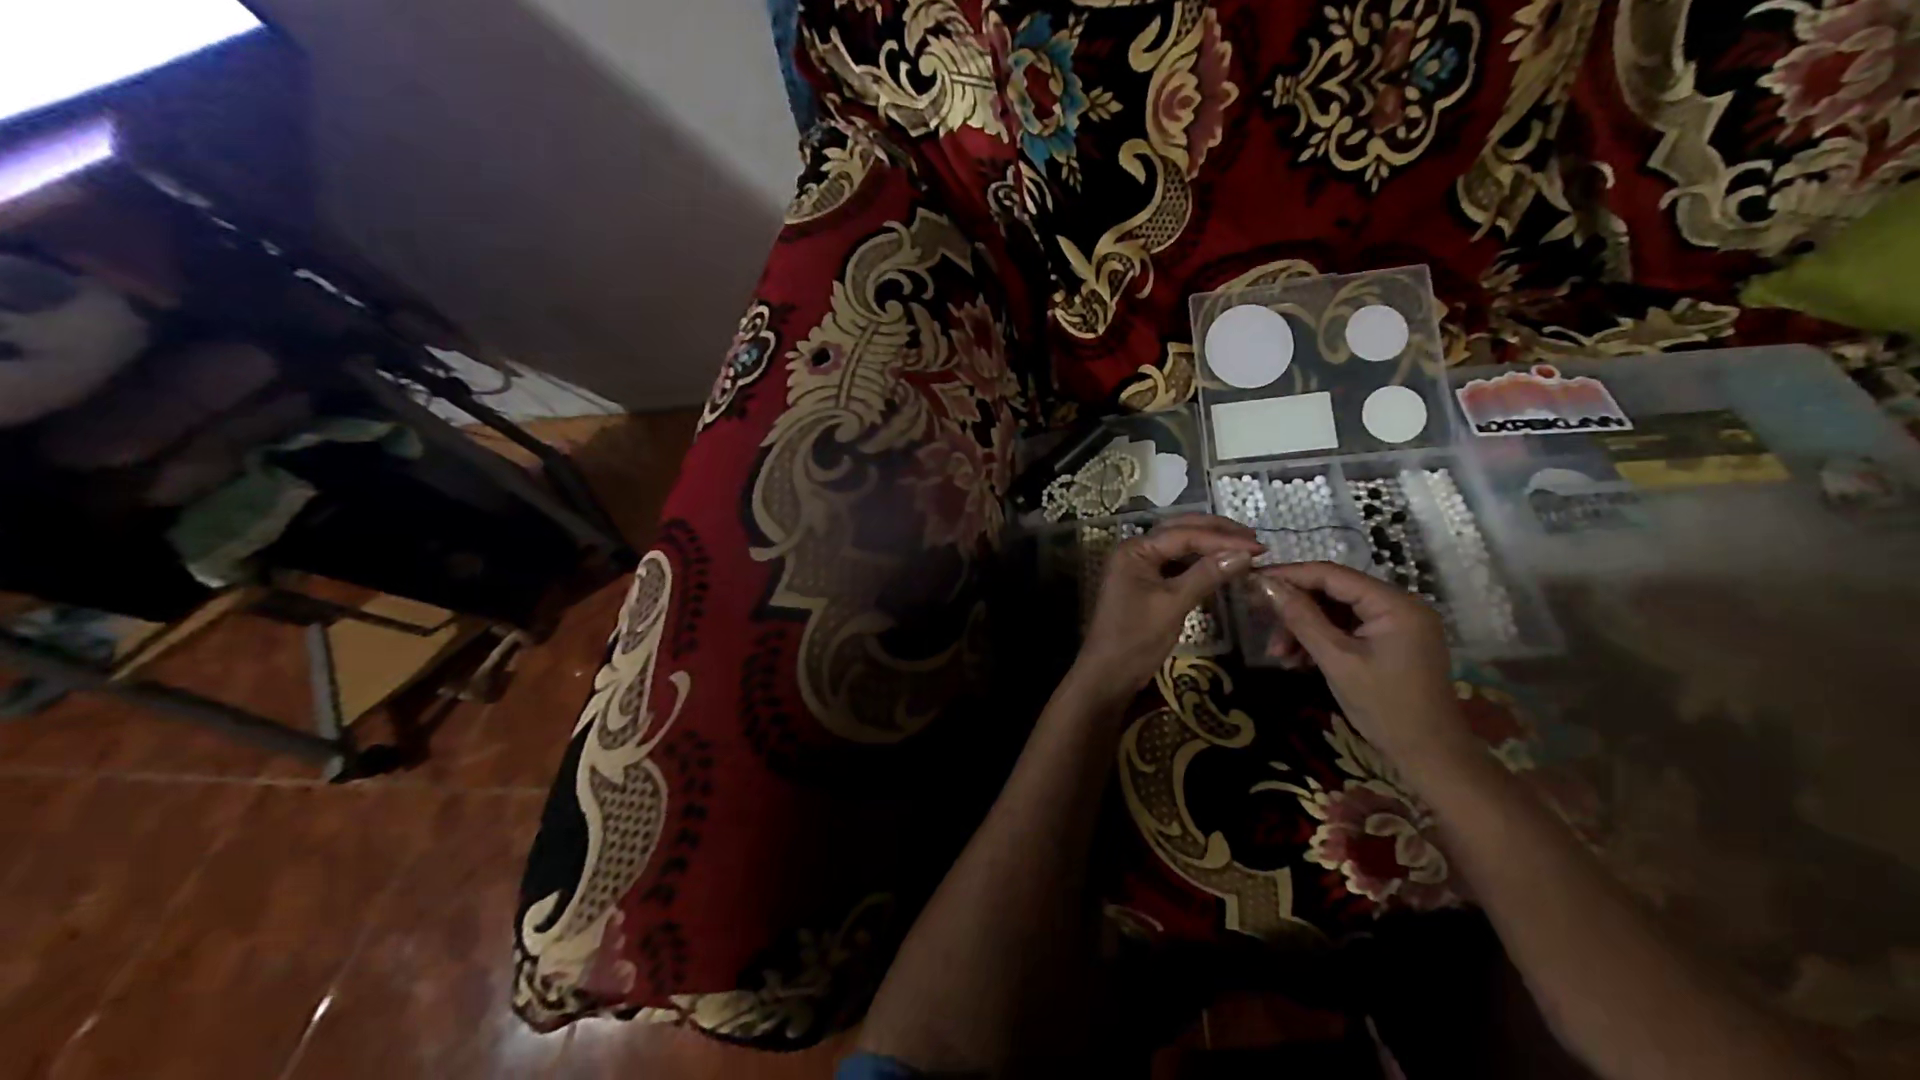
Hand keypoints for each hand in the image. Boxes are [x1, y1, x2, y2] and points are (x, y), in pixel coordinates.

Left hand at [1071, 515, 1261, 703]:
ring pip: (1180, 547)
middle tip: (1254, 538)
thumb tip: (1245, 553)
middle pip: (1181, 531)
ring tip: (1244, 549)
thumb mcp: (1173, 604)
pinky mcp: (1148, 584)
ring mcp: (1141, 568)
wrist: (1108, 674)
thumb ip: (1207, 575)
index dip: (1223, 538)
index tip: (1259, 546)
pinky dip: (1201, 564)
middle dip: (1217, 533)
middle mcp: (1136, 551)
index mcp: (1135, 550)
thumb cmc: (1136, 637)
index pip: (1184, 534)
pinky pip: (1178, 565)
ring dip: (1211, 546)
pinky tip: (1222, 567)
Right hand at [1251, 562, 1467, 763]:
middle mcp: (1399, 605)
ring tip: (1278, 654)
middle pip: (1333, 592)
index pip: (1332, 574)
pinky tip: (1297, 660)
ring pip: (1336, 612)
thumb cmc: (1385, 707)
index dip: (1289, 575)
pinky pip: (1347, 629)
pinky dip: (1321, 640)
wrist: (1429, 754)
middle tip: (1261, 624)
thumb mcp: (1336, 660)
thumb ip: (1302, 619)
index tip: (1252, 580)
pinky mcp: (1391, 641)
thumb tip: (1267, 586)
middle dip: (1295, 609)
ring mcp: (1397, 624)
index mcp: (1394, 604)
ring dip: (1304, 629)